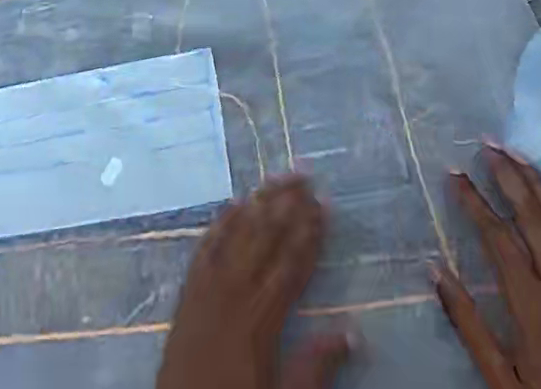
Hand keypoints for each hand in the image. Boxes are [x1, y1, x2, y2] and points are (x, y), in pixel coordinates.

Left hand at [156, 174, 352, 388]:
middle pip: (265, 237)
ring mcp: (207, 287)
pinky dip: (220, 223)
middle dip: (286, 203)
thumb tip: (353, 334)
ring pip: (237, 233)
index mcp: (261, 318)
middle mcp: (234, 292)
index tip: (325, 202)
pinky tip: (232, 203)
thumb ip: (315, 367)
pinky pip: (206, 247)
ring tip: (277, 177)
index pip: (292, 264)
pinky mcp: (187, 291)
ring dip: (257, 202)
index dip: (310, 231)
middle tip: (304, 173)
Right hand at [432, 148, 540, 388]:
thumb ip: (468, 323)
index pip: (497, 236)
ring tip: (520, 156)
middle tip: (489, 145)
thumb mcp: (501, 378)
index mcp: (533, 304)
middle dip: (510, 177)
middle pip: (534, 218)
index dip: (473, 200)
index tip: (454, 173)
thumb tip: (433, 269)